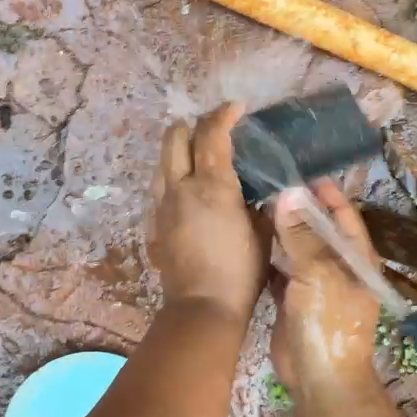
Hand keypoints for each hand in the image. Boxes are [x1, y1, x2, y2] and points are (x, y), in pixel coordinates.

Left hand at [148, 104, 267, 319]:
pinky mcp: (155, 224)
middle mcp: (181, 187)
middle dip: (193, 125)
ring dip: (178, 150)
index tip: (236, 108)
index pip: (212, 134)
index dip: (224, 114)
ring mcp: (162, 205)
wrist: (202, 307)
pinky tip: (187, 191)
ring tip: (197, 156)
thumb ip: (259, 204)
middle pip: (176, 137)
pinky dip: (173, 178)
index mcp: (212, 185)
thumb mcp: (262, 233)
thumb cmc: (242, 271)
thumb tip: (260, 191)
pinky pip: (160, 188)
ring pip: (162, 161)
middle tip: (213, 130)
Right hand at [268, 180, 381, 391]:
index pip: (343, 214)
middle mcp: (338, 265)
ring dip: (281, 228)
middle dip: (298, 207)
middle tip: (267, 180)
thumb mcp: (318, 273)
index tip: (298, 169)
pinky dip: (268, 253)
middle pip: (318, 228)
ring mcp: (315, 283)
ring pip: (298, 248)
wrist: (320, 378)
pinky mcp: (293, 299)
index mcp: (356, 257)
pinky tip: (248, 236)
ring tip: (254, 201)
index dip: (325, 192)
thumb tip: (288, 193)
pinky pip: (281, 268)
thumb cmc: (328, 322)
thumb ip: (302, 235)